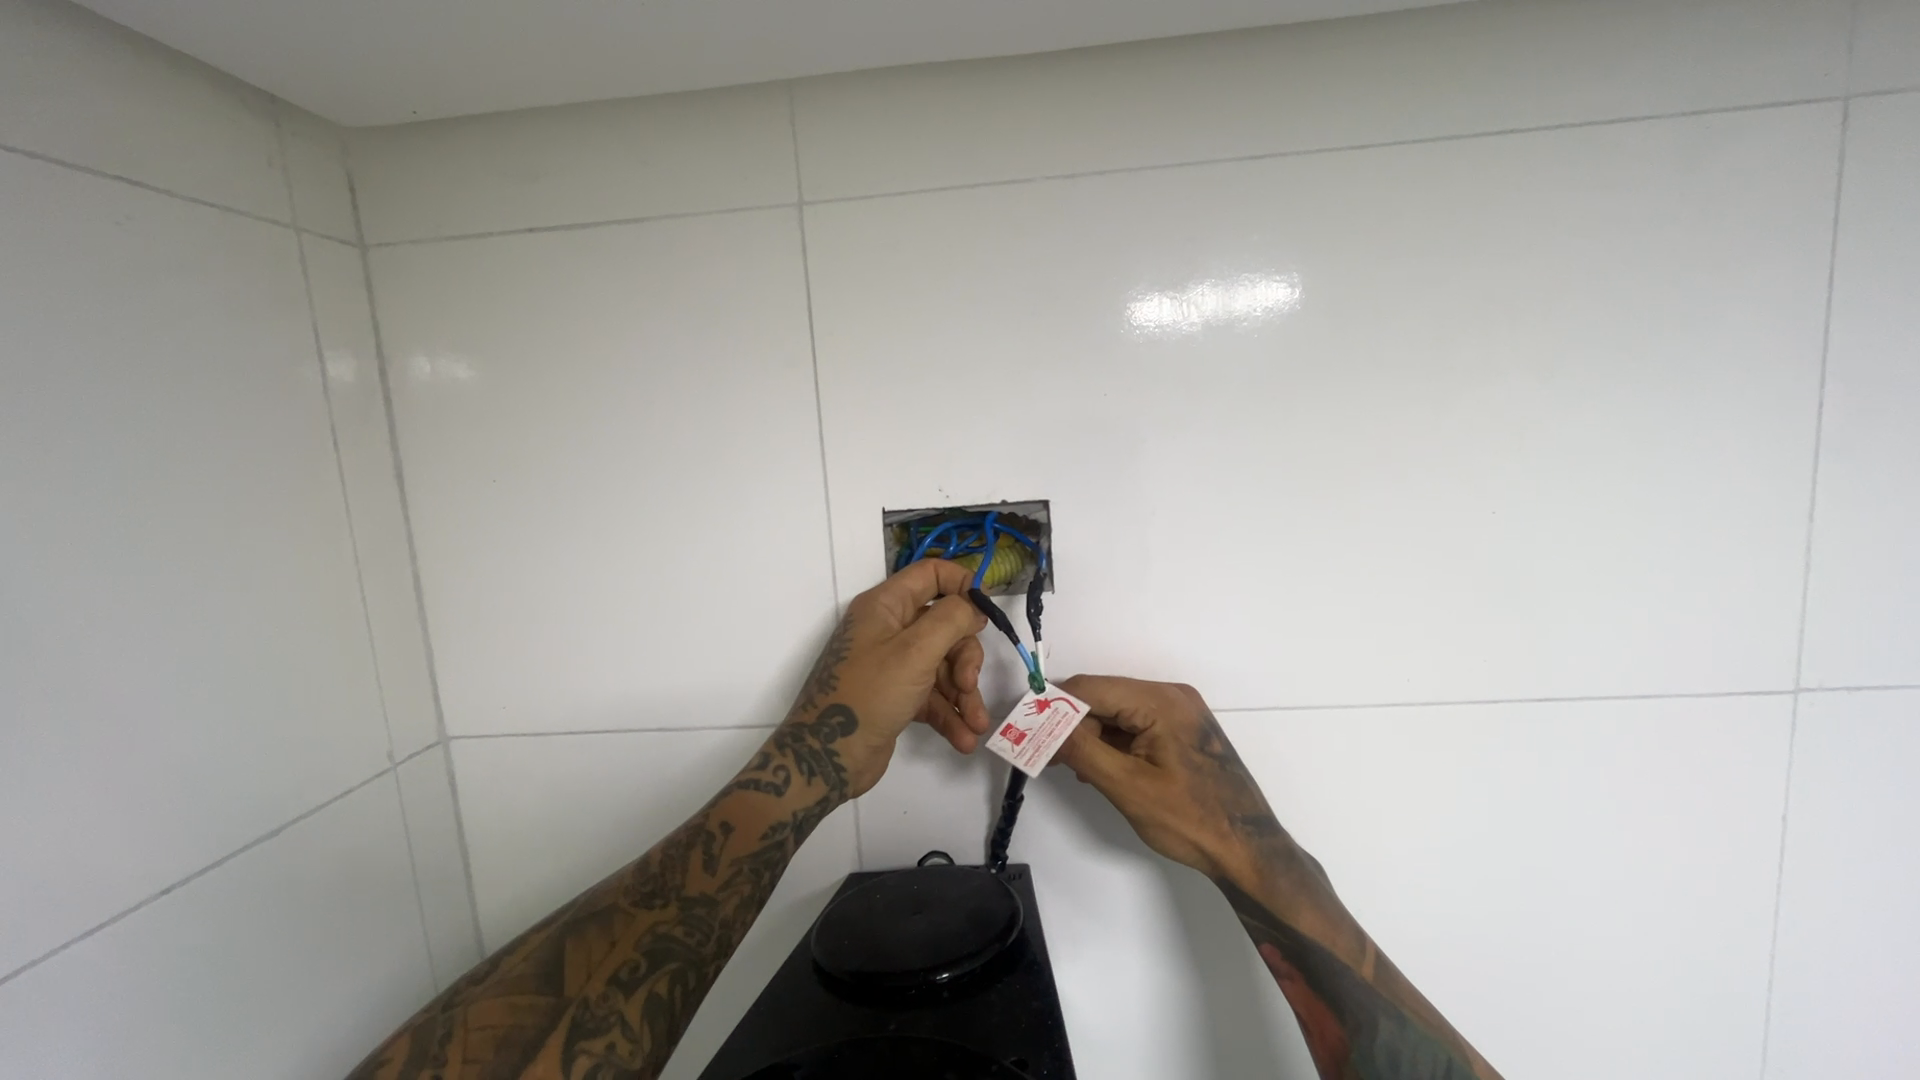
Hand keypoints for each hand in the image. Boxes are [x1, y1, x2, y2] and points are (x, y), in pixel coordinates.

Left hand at [781, 559, 989, 798]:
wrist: (828, 757)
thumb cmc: (870, 693)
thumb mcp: (915, 651)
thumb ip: (951, 619)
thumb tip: (975, 603)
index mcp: (886, 606)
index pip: (930, 574)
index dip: (962, 585)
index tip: (987, 610)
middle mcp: (889, 629)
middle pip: (945, 626)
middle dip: (965, 658)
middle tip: (968, 683)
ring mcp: (893, 664)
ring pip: (943, 665)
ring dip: (964, 694)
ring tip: (975, 725)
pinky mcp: (897, 696)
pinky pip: (933, 696)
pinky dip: (950, 714)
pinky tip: (963, 739)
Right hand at [1054, 675, 1296, 887]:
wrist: (1250, 852)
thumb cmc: (1190, 820)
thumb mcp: (1127, 786)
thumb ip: (1081, 748)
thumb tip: (1040, 722)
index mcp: (1161, 701)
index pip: (1090, 688)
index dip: (1053, 707)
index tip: (1027, 732)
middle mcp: (1172, 695)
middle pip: (1103, 697)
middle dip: (1074, 725)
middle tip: (1056, 762)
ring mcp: (1181, 712)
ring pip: (1117, 712)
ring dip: (1093, 737)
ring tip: (1082, 772)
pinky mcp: (1184, 730)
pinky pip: (1136, 724)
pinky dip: (1115, 743)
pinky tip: (1105, 770)